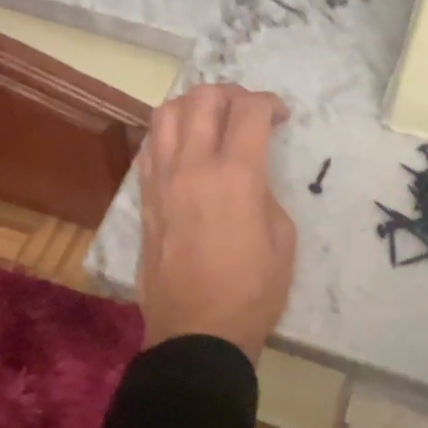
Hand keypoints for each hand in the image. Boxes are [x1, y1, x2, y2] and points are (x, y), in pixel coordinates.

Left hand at [136, 84, 296, 362]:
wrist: (197, 333)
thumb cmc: (252, 292)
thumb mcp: (282, 239)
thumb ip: (266, 195)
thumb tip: (249, 181)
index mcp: (236, 175)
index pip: (250, 112)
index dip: (270, 103)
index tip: (281, 116)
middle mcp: (193, 166)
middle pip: (204, 99)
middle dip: (231, 93)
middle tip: (248, 110)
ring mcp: (162, 181)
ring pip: (167, 114)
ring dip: (193, 105)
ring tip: (211, 119)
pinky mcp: (145, 200)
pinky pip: (151, 147)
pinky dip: (169, 134)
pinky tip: (185, 148)